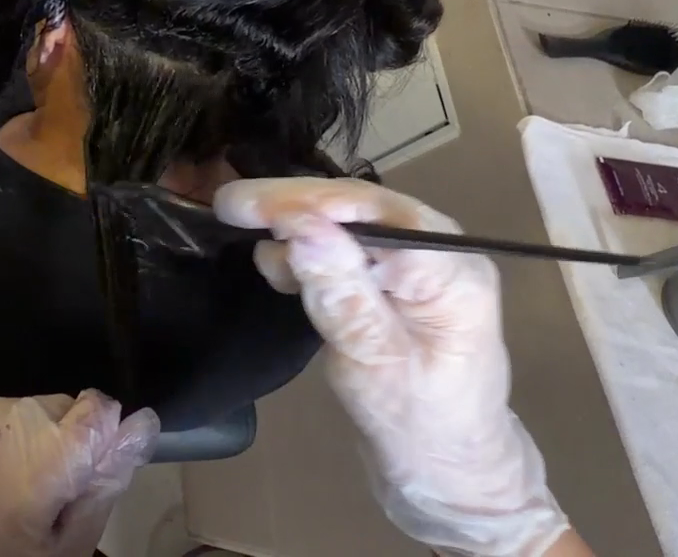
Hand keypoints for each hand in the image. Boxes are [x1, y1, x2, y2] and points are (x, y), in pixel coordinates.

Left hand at [0, 391, 159, 556]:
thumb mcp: (70, 543)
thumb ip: (108, 479)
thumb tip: (140, 423)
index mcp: (55, 445)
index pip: (101, 405)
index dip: (102, 436)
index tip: (89, 468)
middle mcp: (17, 411)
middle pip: (59, 407)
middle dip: (60, 439)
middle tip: (42, 492)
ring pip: (19, 411)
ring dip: (21, 439)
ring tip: (3, 489)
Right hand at [217, 177, 570, 556]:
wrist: (448, 476)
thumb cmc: (419, 426)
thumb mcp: (376, 363)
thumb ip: (341, 293)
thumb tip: (298, 226)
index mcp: (449, 267)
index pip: (370, 212)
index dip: (304, 201)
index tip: (245, 204)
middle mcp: (434, 250)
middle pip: (352, 205)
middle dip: (289, 202)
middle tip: (228, 203)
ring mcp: (410, 262)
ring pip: (339, 220)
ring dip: (292, 223)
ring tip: (247, 235)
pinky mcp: (387, 277)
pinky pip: (337, 244)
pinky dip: (302, 248)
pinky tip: (279, 266)